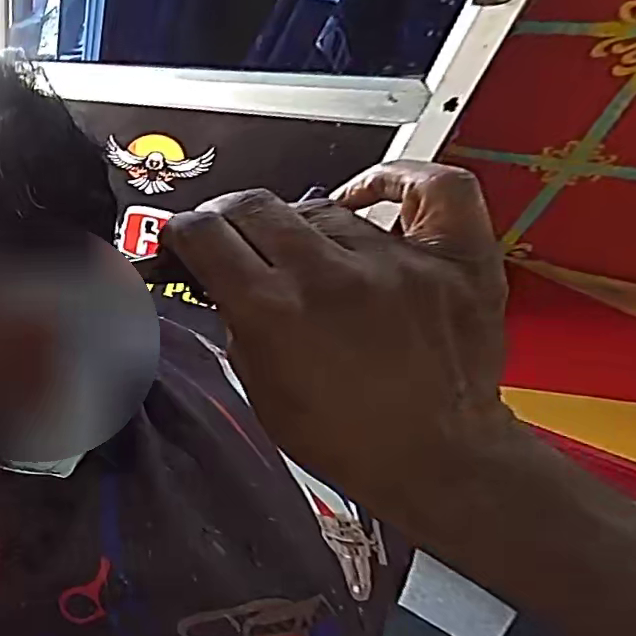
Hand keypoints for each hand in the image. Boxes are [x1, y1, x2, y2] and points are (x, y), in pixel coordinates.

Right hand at [159, 161, 519, 518]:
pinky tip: (362, 195)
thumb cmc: (337, 431)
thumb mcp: (251, 377)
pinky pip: (433, 187)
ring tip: (293, 247)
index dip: (181, 229)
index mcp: (269, 309)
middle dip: (223, 217)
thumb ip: (232, 316)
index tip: (181, 235)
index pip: (204, 233)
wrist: (431, 455)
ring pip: (320, 206)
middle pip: (253, 206)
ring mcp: (396, 263)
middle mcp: (328, 276)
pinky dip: (392, 180)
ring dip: (292, 222)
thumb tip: (216, 276)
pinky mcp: (455, 261)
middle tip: (223, 233)